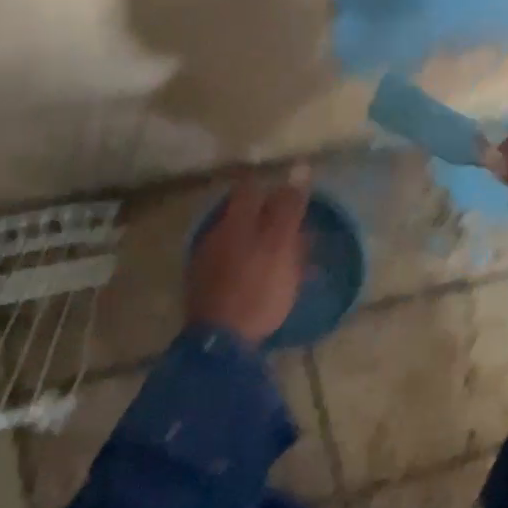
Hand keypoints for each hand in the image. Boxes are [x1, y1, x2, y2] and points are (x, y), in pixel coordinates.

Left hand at [186, 169, 310, 342]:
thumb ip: (289, 208)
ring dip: (263, 245)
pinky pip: (234, 265)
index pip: (251, 187)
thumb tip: (300, 166)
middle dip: (269, 218)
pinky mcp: (207, 286)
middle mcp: (216, 233)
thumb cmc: (257, 288)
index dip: (274, 189)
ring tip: (289, 263)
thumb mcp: (280, 245)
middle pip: (244, 214)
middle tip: (298, 233)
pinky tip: (267, 282)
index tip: (296, 198)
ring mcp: (208, 260)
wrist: (221, 341)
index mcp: (235, 220)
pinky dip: (253, 266)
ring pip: (240, 240)